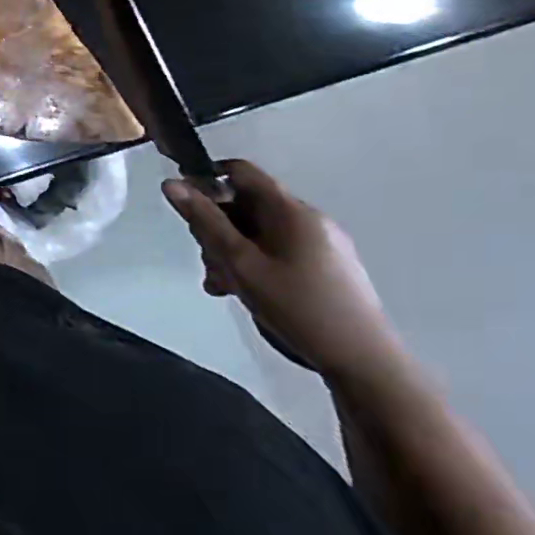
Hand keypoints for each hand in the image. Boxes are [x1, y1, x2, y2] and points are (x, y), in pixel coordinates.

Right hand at [165, 159, 404, 378]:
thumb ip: (204, 220)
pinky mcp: (327, 266)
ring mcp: (322, 244)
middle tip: (207, 260)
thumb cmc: (297, 305)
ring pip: (257, 231)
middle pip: (245, 204)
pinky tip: (242, 289)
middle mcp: (310, 220)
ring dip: (231, 250)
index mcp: (292, 212)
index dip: (206, 178)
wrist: (364, 363)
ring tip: (223, 283)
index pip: (241, 172)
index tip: (185, 205)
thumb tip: (170, 183)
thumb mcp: (239, 262)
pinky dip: (253, 262)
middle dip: (216, 227)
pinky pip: (276, 249)